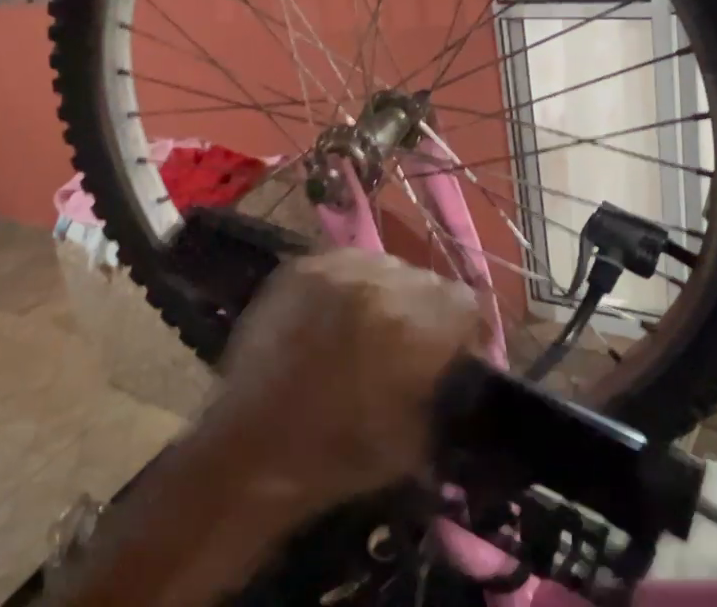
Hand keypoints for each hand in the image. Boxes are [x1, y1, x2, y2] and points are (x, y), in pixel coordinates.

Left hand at [204, 249, 486, 509]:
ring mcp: (336, 270)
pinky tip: (336, 315)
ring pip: (386, 266)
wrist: (251, 450)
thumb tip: (456, 365)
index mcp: (417, 324)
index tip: (452, 355)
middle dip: (426, 311)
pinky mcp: (299, 268)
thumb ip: (447, 388)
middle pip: (427, 280)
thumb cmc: (341, 455)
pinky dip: (350, 285)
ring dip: (388, 293)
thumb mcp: (420, 436)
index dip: (463, 331)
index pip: (464, 302)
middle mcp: (381, 283)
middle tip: (409, 344)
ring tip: (369, 325)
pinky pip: (345, 263)